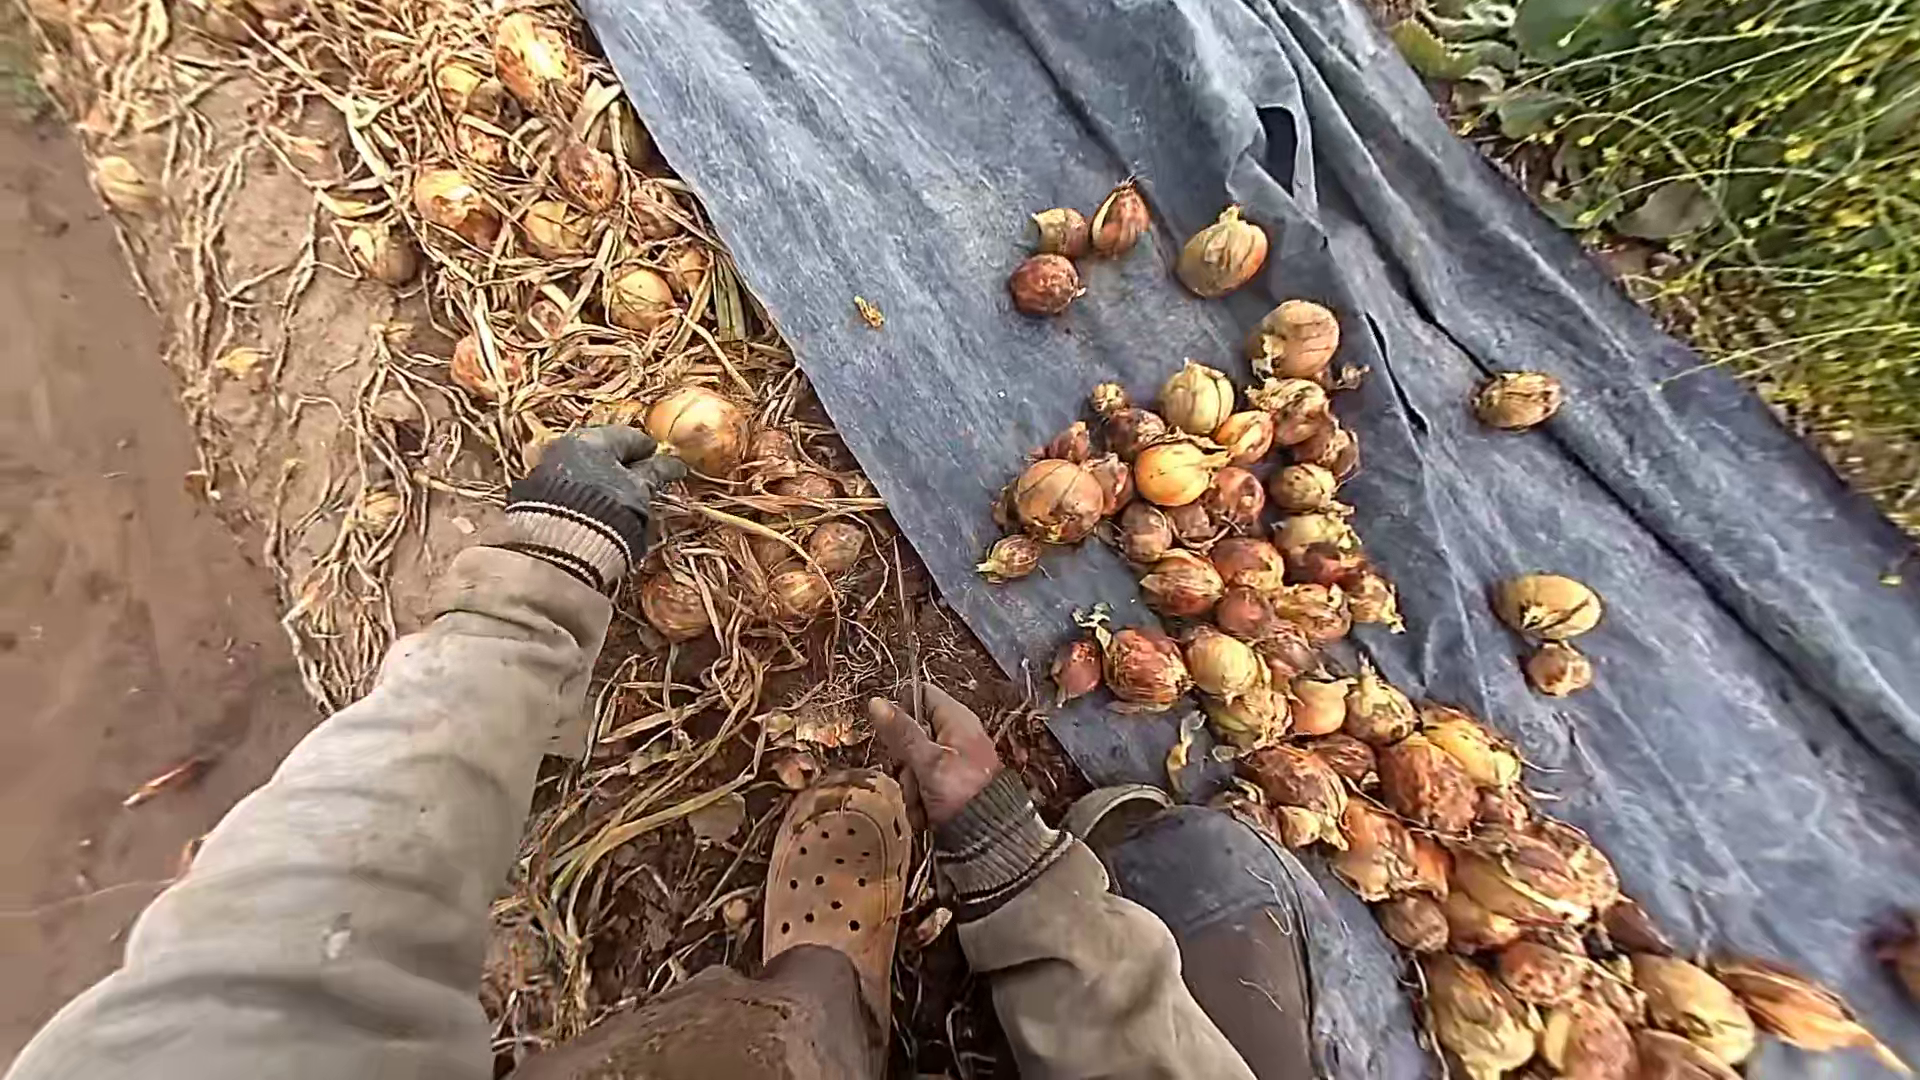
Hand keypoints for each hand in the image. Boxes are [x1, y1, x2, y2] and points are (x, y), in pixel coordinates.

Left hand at [533, 426, 687, 519]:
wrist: (562, 542)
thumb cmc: (610, 505)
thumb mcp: (640, 488)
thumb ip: (657, 472)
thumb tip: (677, 463)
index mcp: (592, 439)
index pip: (629, 436)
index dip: (649, 449)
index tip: (663, 460)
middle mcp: (566, 446)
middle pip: (606, 449)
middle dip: (626, 461)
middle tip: (646, 476)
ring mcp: (551, 468)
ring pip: (590, 466)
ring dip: (609, 476)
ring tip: (627, 492)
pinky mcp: (541, 492)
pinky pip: (577, 483)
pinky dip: (594, 489)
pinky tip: (605, 502)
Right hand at [869, 684, 1001, 827]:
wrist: (990, 841)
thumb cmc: (963, 794)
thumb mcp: (928, 761)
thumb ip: (902, 732)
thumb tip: (876, 702)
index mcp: (956, 718)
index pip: (921, 694)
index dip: (902, 710)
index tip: (894, 735)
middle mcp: (954, 735)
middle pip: (912, 733)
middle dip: (904, 760)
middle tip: (911, 774)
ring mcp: (952, 761)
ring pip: (914, 763)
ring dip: (911, 787)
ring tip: (922, 801)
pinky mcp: (950, 786)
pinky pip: (923, 785)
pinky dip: (921, 801)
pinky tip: (925, 815)